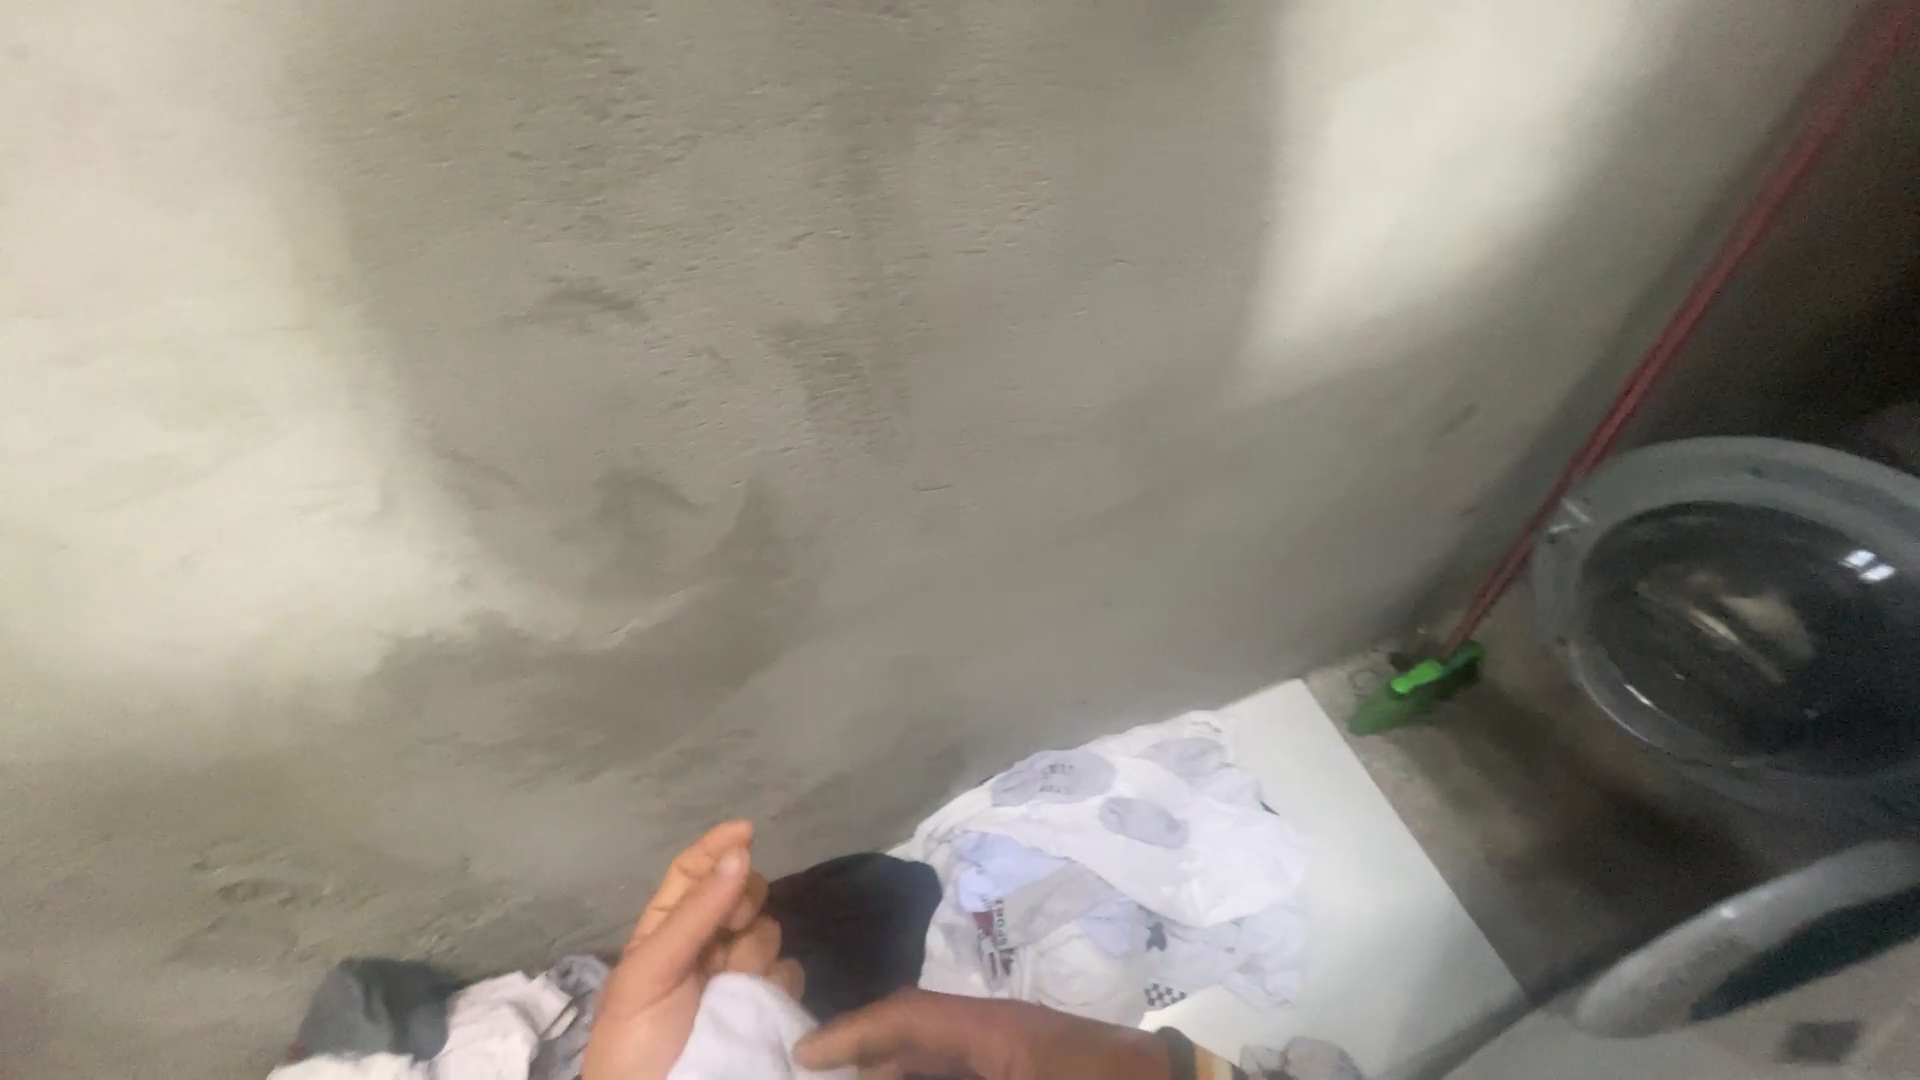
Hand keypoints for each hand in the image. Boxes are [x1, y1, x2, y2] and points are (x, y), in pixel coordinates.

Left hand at [583, 821, 799, 1079]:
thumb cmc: (635, 1040)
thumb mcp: (650, 973)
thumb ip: (696, 912)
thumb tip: (740, 850)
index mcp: (666, 928)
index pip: (693, 870)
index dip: (717, 846)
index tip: (746, 831)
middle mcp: (706, 942)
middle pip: (741, 891)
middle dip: (742, 900)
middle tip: (732, 926)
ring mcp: (738, 974)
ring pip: (767, 929)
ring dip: (754, 950)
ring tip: (733, 985)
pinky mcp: (765, 1005)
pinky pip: (787, 971)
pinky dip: (777, 982)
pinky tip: (758, 1001)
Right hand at [791, 988, 1170, 1079]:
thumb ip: (941, 1072)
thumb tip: (884, 1070)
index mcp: (993, 1028)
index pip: (907, 1015)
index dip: (852, 1031)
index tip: (803, 1053)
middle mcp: (998, 1029)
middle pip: (916, 1034)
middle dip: (867, 1058)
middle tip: (818, 1075)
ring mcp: (1015, 1049)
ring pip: (939, 1055)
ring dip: (899, 1071)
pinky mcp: (1025, 1066)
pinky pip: (963, 1068)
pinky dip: (931, 1078)